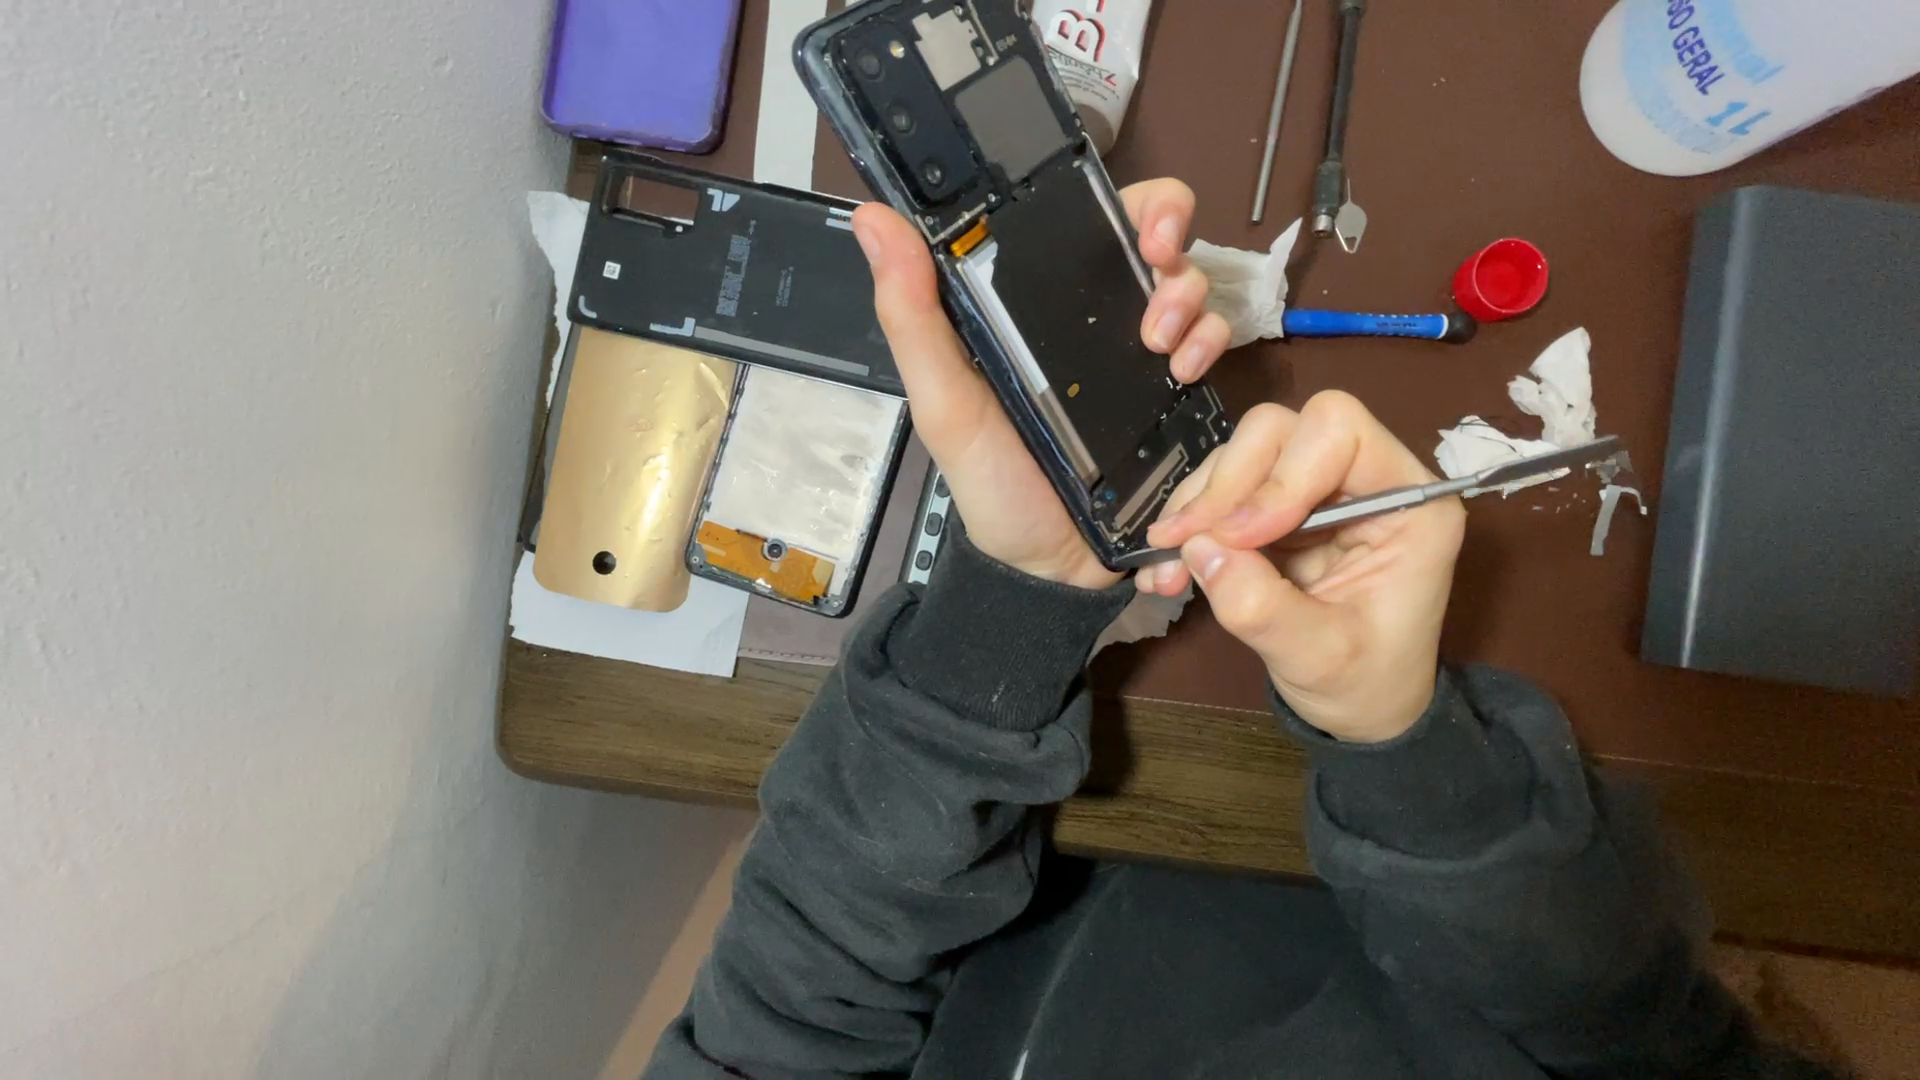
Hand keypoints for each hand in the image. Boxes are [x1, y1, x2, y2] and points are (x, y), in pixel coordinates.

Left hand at [851, 180, 1231, 590]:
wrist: (1047, 566)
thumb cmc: (991, 483)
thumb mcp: (945, 403)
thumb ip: (912, 319)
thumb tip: (871, 220)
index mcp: (1033, 310)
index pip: (1081, 226)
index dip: (1118, 203)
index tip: (1137, 224)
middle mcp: (1089, 322)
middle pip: (1151, 247)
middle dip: (1172, 244)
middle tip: (1157, 281)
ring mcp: (1135, 360)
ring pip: (1190, 292)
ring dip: (1192, 301)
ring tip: (1164, 349)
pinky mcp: (1170, 400)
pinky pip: (1211, 353)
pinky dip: (1212, 351)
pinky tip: (1188, 378)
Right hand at [1141, 392, 1465, 742]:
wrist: (1355, 707)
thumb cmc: (1361, 683)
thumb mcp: (1319, 659)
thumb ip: (1264, 608)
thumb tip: (1199, 550)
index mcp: (1403, 502)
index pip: (1337, 433)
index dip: (1279, 475)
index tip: (1239, 537)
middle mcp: (1357, 481)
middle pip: (1276, 431)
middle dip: (1223, 486)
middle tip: (1182, 542)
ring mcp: (1308, 491)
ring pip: (1237, 456)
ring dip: (1192, 508)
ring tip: (1167, 568)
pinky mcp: (1268, 511)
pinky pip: (1215, 492)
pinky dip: (1184, 526)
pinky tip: (1166, 569)